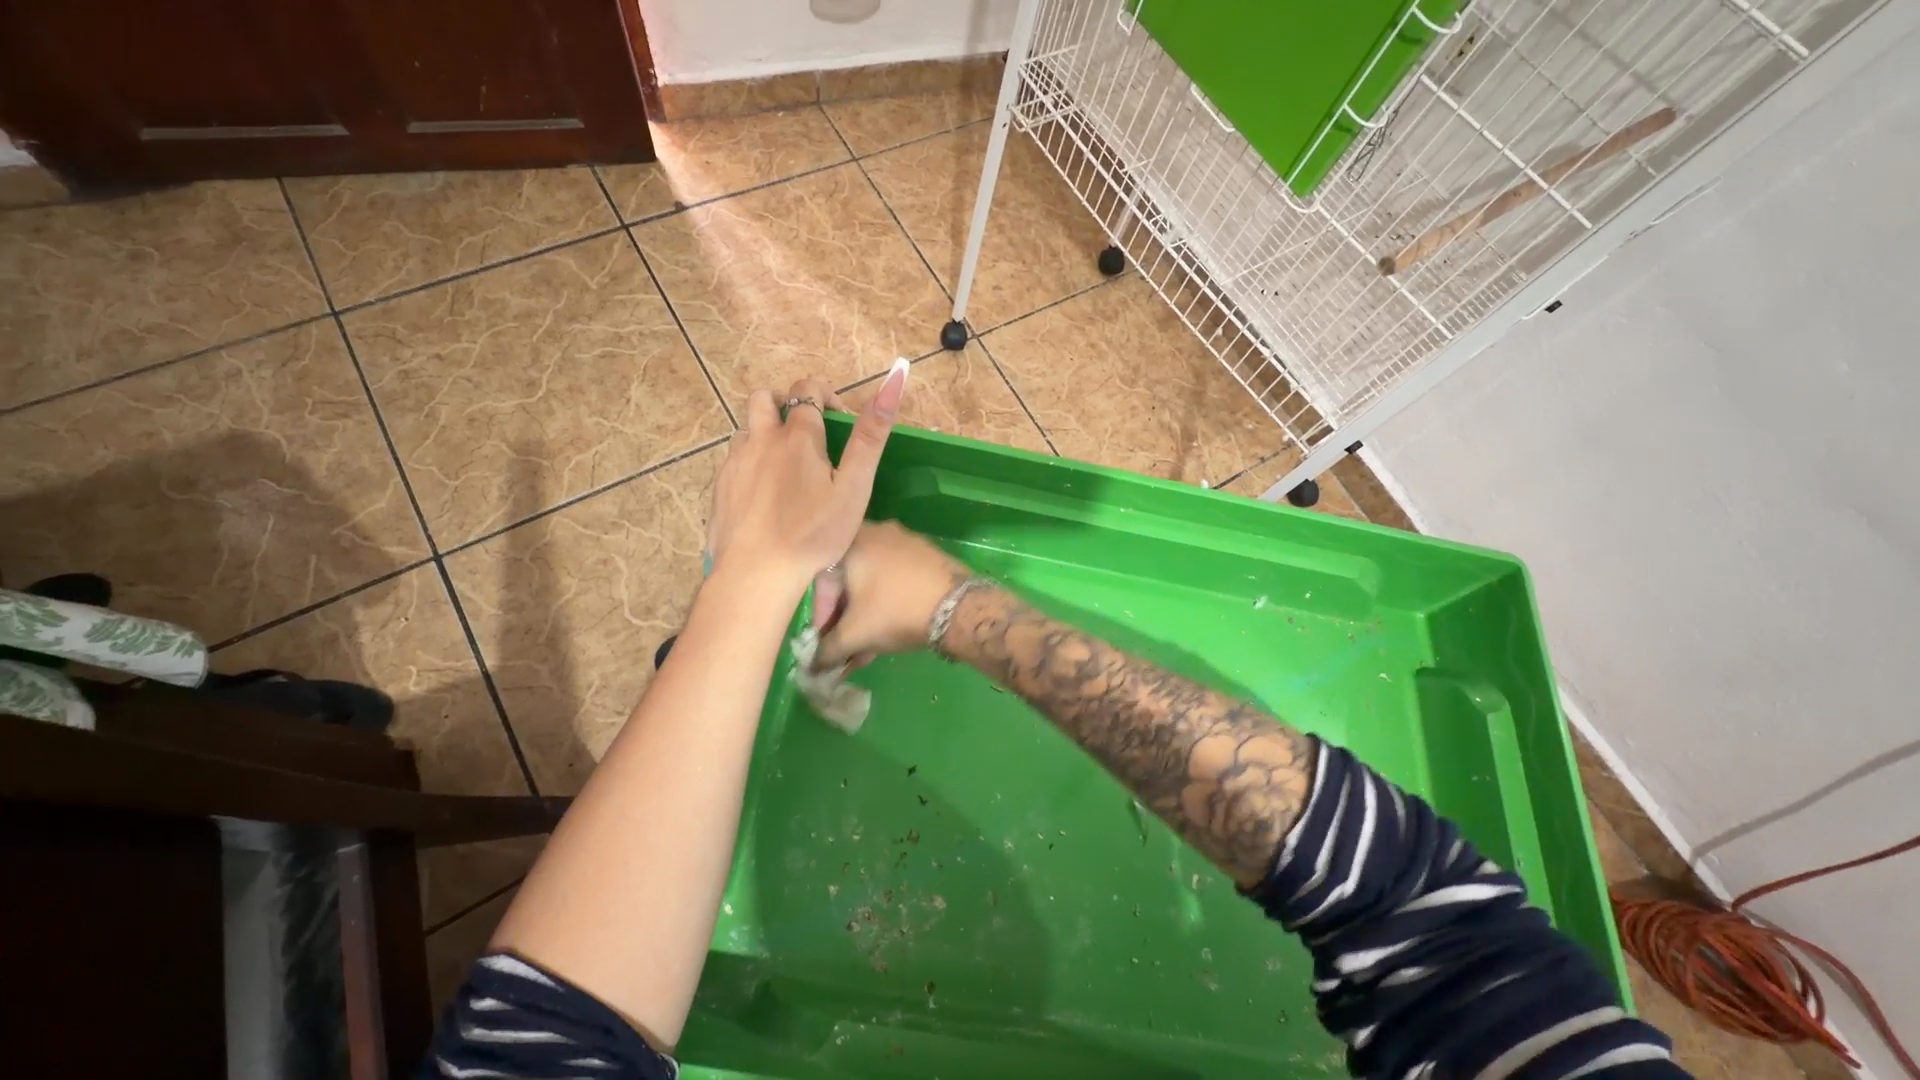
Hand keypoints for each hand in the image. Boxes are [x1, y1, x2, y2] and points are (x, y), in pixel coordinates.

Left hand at [706, 364, 907, 592]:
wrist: (756, 572)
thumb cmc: (814, 533)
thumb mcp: (854, 486)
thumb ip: (871, 435)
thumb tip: (895, 380)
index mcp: (798, 436)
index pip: (807, 390)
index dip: (825, 396)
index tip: (839, 421)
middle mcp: (762, 439)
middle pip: (764, 398)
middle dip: (785, 402)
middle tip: (806, 430)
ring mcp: (736, 462)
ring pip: (747, 429)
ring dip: (766, 433)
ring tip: (786, 466)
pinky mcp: (720, 487)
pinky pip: (735, 460)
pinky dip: (751, 463)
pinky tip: (766, 495)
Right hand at [813, 521, 969, 668]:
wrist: (959, 607)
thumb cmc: (896, 612)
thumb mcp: (855, 635)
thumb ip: (827, 650)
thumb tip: (814, 664)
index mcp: (851, 542)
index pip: (821, 581)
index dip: (820, 617)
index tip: (824, 643)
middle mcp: (876, 533)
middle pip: (847, 582)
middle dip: (843, 621)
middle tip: (843, 649)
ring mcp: (904, 542)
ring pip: (871, 584)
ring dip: (863, 619)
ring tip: (864, 652)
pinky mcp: (925, 556)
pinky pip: (893, 581)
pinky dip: (884, 606)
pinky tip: (885, 636)